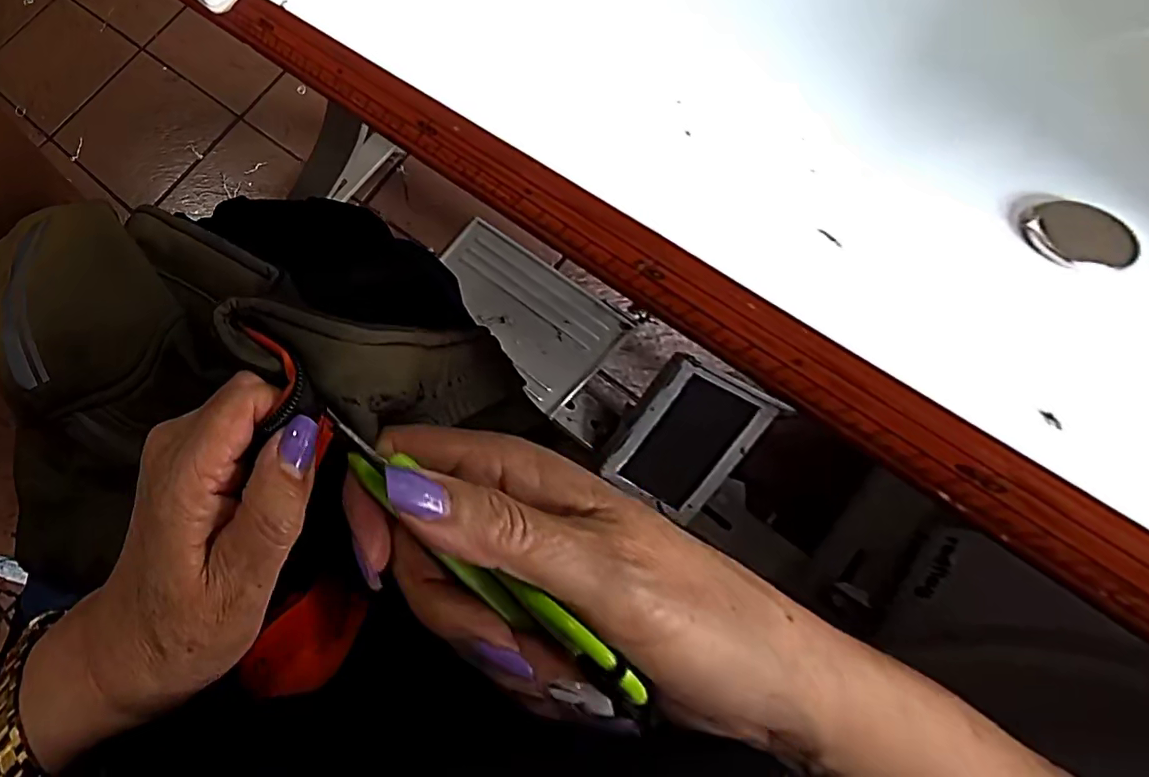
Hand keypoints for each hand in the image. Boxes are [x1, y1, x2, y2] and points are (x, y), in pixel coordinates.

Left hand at [19, 373, 319, 769]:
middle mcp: (173, 438)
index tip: (303, 470)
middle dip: (282, 438)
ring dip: (271, 451)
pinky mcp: (182, 452)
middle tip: (284, 504)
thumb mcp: (242, 584)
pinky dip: (256, 459)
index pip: (248, 394)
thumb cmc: (184, 630)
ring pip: (246, 412)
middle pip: (248, 399)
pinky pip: (236, 430)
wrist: (130, 646)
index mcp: (184, 466)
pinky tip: (250, 505)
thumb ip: (273, 507)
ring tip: (266, 511)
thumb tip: (304, 434)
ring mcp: (174, 442)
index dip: (288, 419)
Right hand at [345, 426, 1061, 775]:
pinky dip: (512, 666)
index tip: (380, 563)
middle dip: (451, 602)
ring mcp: (513, 559)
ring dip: (490, 643)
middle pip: (413, 538)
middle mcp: (506, 507)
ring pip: (443, 594)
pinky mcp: (523, 604)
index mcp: (516, 471)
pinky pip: (476, 636)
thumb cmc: (712, 616)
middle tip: (510, 631)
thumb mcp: (599, 570)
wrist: (771, 690)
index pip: (404, 457)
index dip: (377, 502)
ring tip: (560, 656)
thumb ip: (498, 525)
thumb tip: (408, 487)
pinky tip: (565, 670)